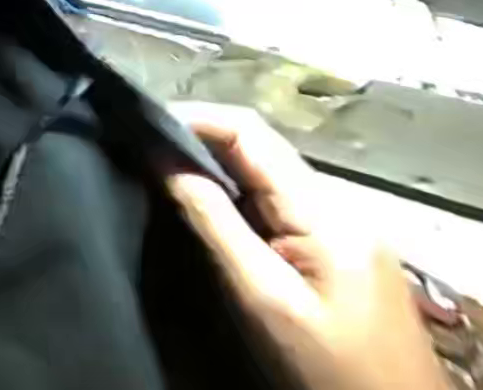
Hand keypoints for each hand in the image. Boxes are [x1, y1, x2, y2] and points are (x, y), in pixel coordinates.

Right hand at [165, 103, 447, 389]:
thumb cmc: (332, 373)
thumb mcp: (264, 298)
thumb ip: (211, 219)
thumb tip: (158, 153)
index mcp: (326, 210)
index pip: (249, 131)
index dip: (192, 117)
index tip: (141, 126)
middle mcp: (337, 204)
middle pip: (256, 144)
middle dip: (196, 136)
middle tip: (142, 146)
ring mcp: (341, 226)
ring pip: (261, 168)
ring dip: (210, 161)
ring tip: (160, 167)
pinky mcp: (335, 248)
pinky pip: (272, 197)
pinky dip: (231, 188)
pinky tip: (203, 200)